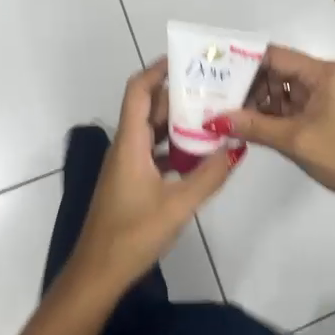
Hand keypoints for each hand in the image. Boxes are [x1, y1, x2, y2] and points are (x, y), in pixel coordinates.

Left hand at [66, 60, 236, 295]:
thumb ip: (210, 175)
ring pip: (153, 131)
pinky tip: (201, 155)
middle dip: (178, 94)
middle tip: (214, 87)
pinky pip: (154, 152)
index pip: (138, 91)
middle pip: (148, 108)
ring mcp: (126, 166)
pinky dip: (175, 147)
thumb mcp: (178, 205)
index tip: (187, 60)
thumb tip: (237, 145)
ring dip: (179, 122)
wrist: (98, 274)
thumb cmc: (133, 235)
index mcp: (130, 143)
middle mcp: (125, 147)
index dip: (159, 70)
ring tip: (214, 115)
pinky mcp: (131, 183)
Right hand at [211, 45, 334, 211]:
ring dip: (254, 102)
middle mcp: (319, 79)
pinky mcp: (315, 117)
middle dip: (246, 84)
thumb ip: (253, 126)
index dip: (243, 61)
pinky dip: (266, 116)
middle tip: (212, 95)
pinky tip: (241, 125)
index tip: (214, 70)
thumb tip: (214, 119)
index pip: (274, 55)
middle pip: (274, 72)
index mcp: (320, 73)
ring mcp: (318, 98)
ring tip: (221, 111)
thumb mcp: (294, 139)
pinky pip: (285, 109)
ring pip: (277, 91)